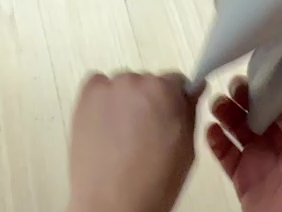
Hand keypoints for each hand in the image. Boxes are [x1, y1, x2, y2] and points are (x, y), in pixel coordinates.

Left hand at [67, 71, 199, 211]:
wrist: (112, 205)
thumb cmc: (149, 186)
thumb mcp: (186, 151)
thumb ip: (189, 112)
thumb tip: (193, 91)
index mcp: (165, 91)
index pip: (175, 81)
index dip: (172, 101)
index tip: (168, 114)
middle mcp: (137, 81)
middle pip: (147, 82)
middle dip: (148, 102)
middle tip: (144, 133)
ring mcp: (110, 86)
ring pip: (123, 85)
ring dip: (124, 102)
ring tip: (122, 137)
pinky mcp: (88, 93)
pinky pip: (98, 85)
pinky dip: (102, 100)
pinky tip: (106, 126)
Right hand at [206, 77, 281, 211]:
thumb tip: (271, 86)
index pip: (274, 98)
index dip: (258, 86)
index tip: (246, 79)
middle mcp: (278, 142)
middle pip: (251, 110)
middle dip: (238, 97)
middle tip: (230, 90)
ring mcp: (261, 161)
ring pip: (236, 128)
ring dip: (224, 114)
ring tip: (217, 107)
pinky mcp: (245, 181)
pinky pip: (225, 156)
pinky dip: (215, 141)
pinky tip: (212, 131)